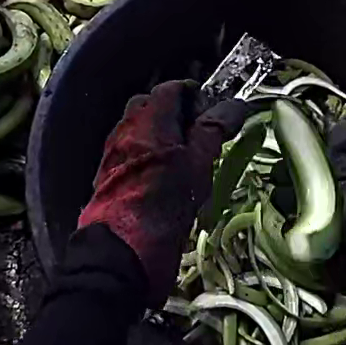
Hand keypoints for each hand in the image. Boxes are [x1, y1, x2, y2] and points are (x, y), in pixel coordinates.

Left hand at [76, 81, 249, 303]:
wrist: (119, 256)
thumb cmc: (162, 205)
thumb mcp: (198, 165)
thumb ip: (213, 131)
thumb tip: (235, 106)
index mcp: (148, 120)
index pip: (172, 89)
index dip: (197, 95)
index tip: (215, 114)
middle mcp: (126, 130)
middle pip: (153, 106)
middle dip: (178, 115)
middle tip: (202, 137)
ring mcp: (114, 154)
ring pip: (142, 131)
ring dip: (165, 138)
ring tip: (189, 162)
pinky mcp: (110, 178)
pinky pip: (133, 155)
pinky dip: (152, 157)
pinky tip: (169, 181)